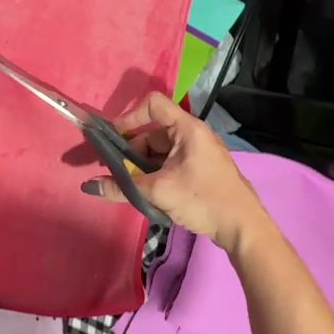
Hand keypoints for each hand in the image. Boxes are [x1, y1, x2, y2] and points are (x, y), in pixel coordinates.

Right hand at [82, 92, 268, 251]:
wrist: (244, 229)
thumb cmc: (203, 200)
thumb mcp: (158, 192)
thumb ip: (122, 186)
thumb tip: (89, 186)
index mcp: (187, 129)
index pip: (153, 105)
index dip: (130, 116)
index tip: (115, 138)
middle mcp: (193, 135)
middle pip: (152, 131)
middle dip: (131, 150)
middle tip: (115, 169)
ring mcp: (198, 152)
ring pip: (160, 150)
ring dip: (142, 164)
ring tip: (130, 184)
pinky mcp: (200, 168)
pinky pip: (170, 162)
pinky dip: (155, 172)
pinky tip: (147, 191)